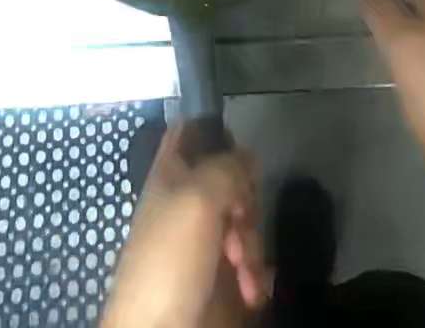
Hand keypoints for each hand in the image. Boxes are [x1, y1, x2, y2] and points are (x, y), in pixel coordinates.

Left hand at [102, 126, 269, 327]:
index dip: (214, 133)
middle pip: (229, 180)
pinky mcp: (220, 280)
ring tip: (244, 269)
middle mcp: (188, 203)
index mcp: (170, 175)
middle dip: (245, 200)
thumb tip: (248, 154)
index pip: (189, 134)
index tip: (237, 150)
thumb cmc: (169, 259)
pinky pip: (250, 262)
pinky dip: (255, 275)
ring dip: (252, 244)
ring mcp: (203, 242)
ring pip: (244, 222)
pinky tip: (251, 291)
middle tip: (241, 219)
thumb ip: (225, 169)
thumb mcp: (197, 200)